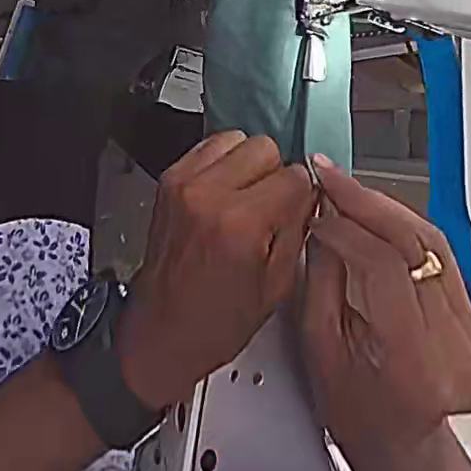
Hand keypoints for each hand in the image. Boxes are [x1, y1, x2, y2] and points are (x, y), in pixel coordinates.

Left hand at [116, 131, 317, 408]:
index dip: (302, 192)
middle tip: (269, 203)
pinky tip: (223, 191)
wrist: (160, 332)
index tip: (298, 206)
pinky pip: (209, 146)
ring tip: (243, 196)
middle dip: (275, 173)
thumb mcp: (277, 284)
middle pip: (265, 147)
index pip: (294, 176)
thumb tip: (310, 190)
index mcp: (240, 223)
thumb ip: (298, 227)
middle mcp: (209, 193)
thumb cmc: (216, 320)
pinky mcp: (170, 178)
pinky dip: (222, 161)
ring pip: (237, 139)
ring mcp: (184, 182)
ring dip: (247, 163)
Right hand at [300, 158, 470, 470]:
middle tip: (329, 174)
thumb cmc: (359, 417)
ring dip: (384, 203)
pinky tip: (376, 207)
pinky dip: (403, 220)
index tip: (316, 206)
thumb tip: (322, 220)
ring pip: (430, 237)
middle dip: (365, 199)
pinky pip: (438, 249)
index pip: (383, 266)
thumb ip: (321, 281)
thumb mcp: (321, 352)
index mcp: (413, 362)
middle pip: (413, 242)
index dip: (345, 226)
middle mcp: (453, 343)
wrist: (406, 447)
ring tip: (346, 185)